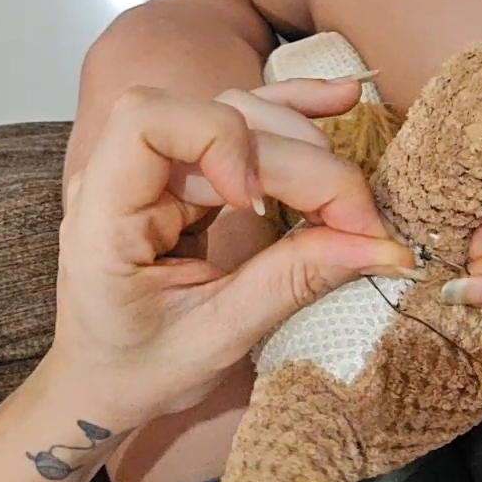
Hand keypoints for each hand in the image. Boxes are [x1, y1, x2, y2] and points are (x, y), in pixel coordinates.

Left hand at [50, 81, 416, 428]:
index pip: (147, 121)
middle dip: (296, 162)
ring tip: (347, 197)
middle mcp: (120, 177)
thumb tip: (379, 246)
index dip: (219, 142)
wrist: (103, 379)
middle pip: (216, 120)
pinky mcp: (182, 176)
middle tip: (356, 222)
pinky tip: (336, 102)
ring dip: (300, 144)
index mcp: (102, 218)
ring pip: (235, 117)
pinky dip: (288, 120)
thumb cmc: (139, 369)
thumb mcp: (215, 339)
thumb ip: (289, 282)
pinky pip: (237, 132)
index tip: (260, 207)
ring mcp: (152, 171)